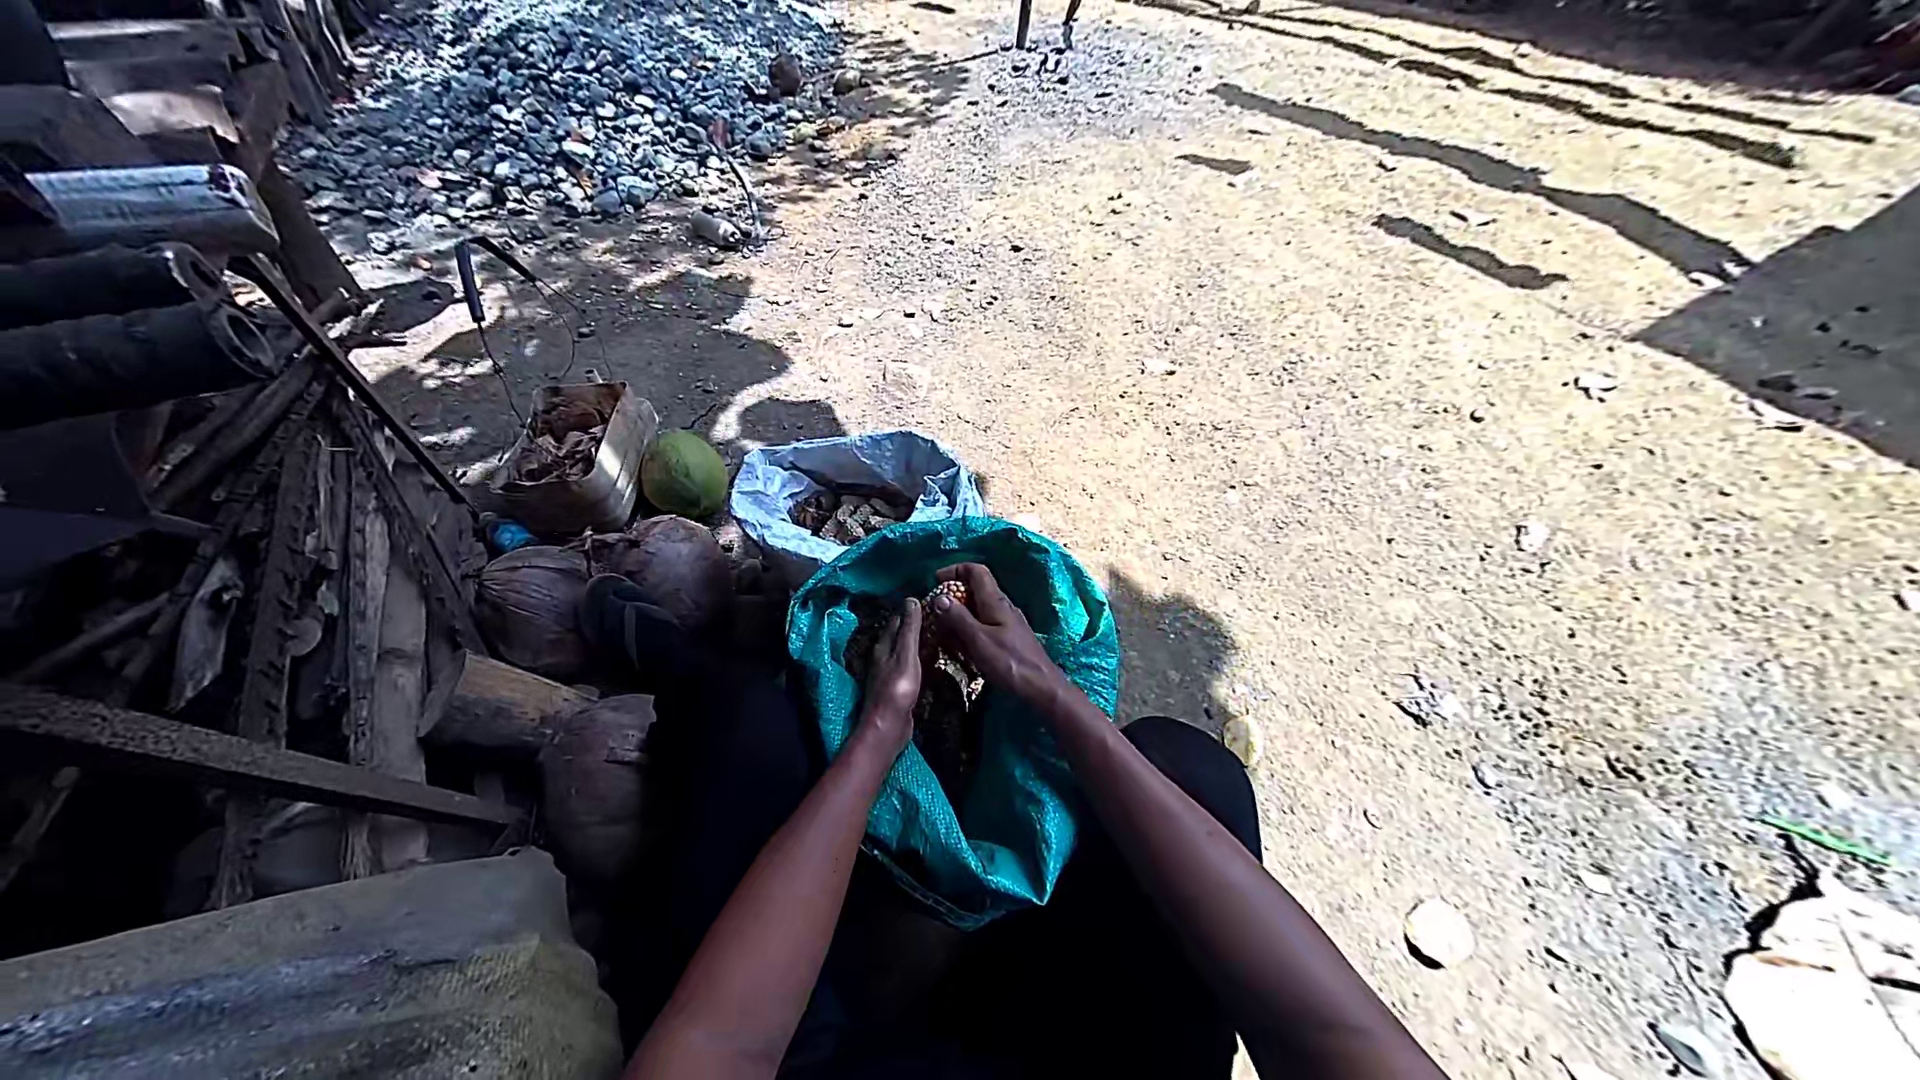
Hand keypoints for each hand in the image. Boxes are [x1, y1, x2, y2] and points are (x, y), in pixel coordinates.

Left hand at [856, 598, 921, 755]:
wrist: (889, 725)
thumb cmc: (898, 686)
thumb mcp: (906, 653)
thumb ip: (909, 629)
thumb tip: (911, 600)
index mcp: (883, 646)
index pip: (896, 620)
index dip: (910, 610)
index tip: (928, 602)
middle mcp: (882, 657)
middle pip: (898, 635)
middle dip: (912, 625)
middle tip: (935, 617)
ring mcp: (888, 672)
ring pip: (902, 650)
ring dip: (915, 643)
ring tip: (934, 635)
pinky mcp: (896, 686)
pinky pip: (907, 665)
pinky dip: (916, 659)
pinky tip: (927, 661)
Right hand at [929, 564, 1071, 707]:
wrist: (1041, 687)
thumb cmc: (1009, 662)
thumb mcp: (978, 640)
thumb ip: (958, 617)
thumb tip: (940, 597)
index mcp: (995, 601)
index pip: (976, 571)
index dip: (954, 570)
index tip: (935, 581)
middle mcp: (1002, 606)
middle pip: (976, 588)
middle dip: (953, 594)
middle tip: (933, 610)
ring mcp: (1007, 622)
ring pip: (979, 607)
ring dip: (959, 613)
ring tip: (941, 628)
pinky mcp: (1009, 637)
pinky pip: (984, 624)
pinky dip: (969, 627)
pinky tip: (960, 644)